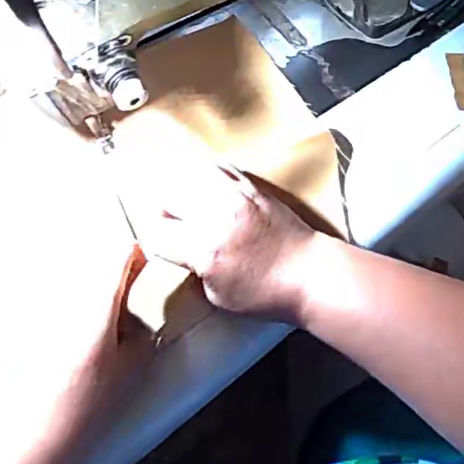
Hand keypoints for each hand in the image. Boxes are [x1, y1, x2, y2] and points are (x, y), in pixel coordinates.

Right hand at [124, 164, 321, 322]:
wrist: (308, 271)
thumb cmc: (264, 293)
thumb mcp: (217, 295)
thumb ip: (194, 266)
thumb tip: (181, 247)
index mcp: (204, 249)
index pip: (157, 233)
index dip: (156, 241)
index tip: (164, 246)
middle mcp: (216, 216)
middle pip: (168, 196)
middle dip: (165, 211)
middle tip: (174, 223)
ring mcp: (236, 196)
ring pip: (191, 174)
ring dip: (183, 188)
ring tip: (188, 202)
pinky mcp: (252, 186)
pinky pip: (220, 168)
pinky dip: (208, 175)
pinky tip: (209, 187)